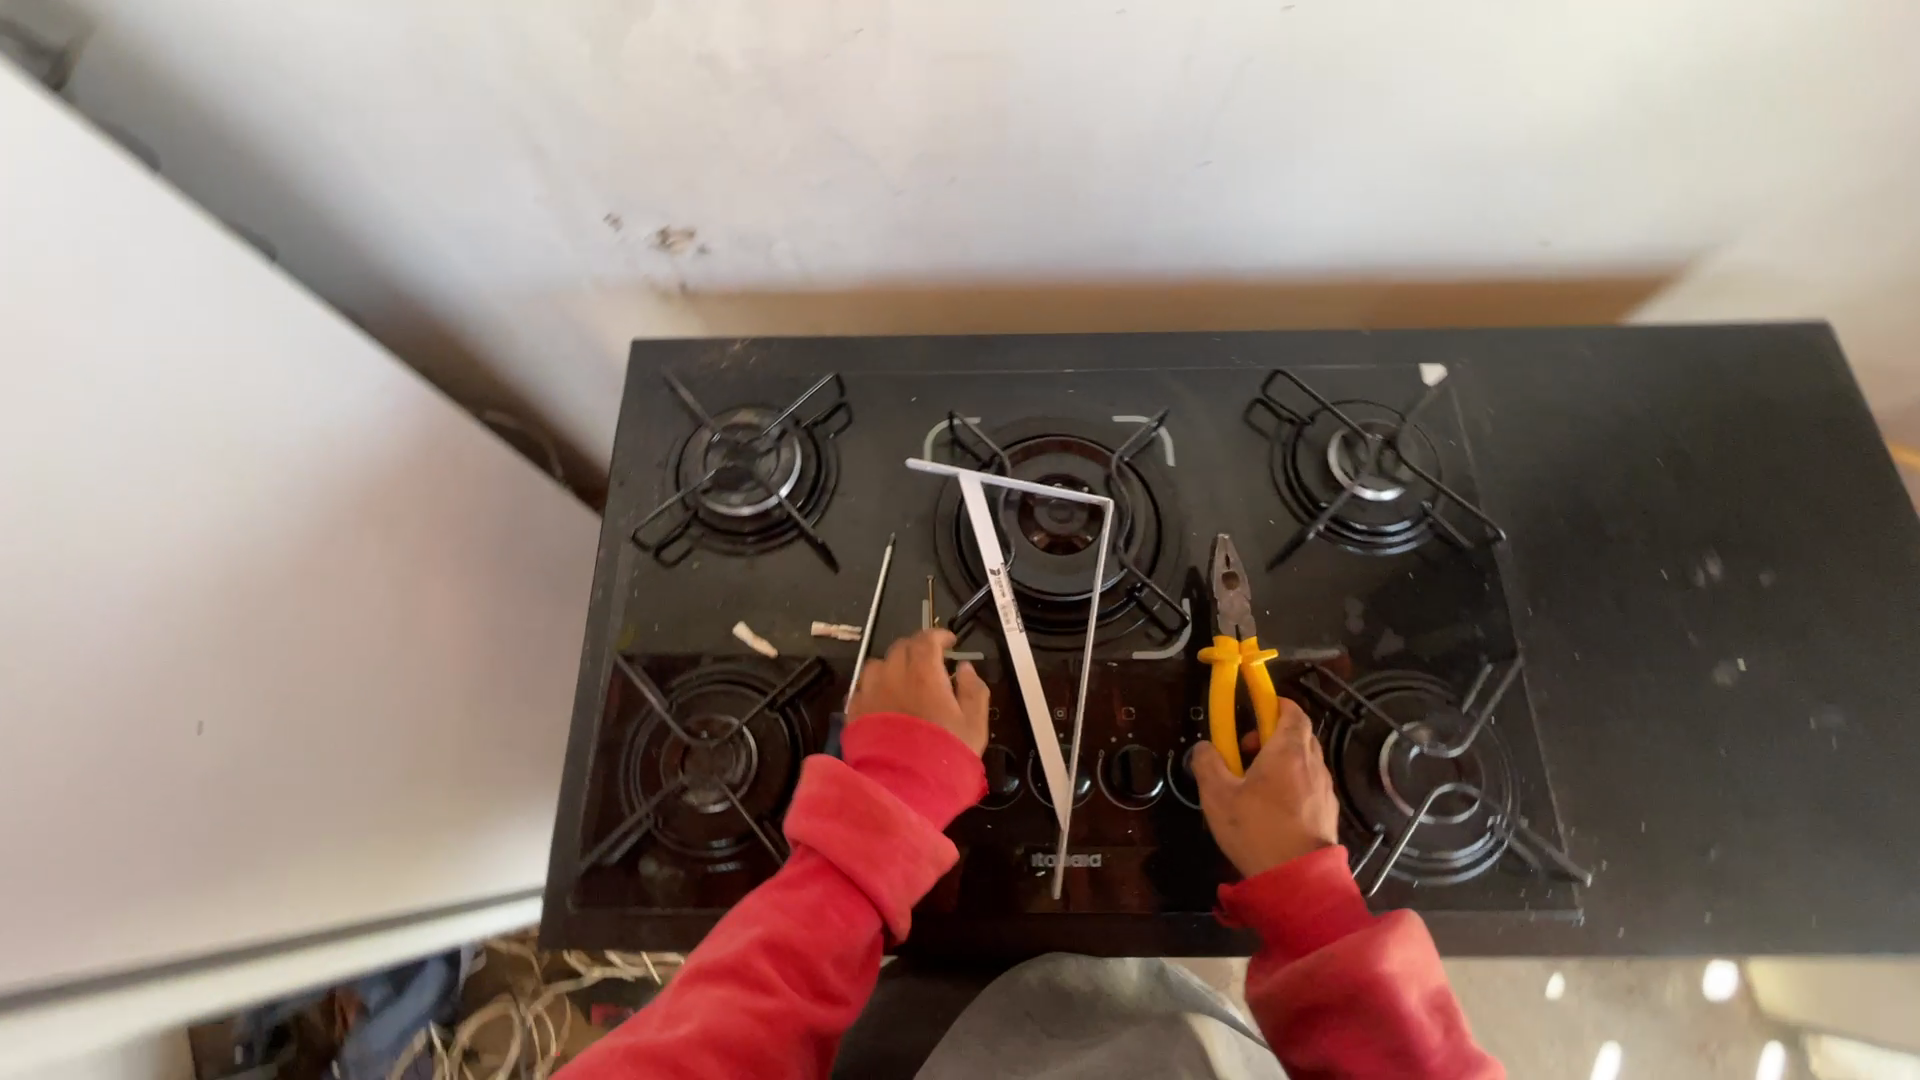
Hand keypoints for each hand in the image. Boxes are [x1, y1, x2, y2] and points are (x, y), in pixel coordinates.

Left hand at [848, 629, 988, 755]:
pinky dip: (875, 684)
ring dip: (893, 664)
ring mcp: (870, 692)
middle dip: (917, 647)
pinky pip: (862, 686)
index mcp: (924, 673)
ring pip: (878, 663)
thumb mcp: (975, 724)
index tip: (949, 641)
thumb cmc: (946, 755)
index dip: (939, 635)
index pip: (927, 639)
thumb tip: (965, 669)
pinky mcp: (854, 711)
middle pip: (901, 647)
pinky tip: (884, 697)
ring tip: (904, 677)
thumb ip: (973, 690)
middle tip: (930, 659)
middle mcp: (893, 675)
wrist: (905, 789)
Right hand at [1190, 698, 1338, 878]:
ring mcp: (1324, 790)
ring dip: (1281, 761)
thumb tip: (1205, 747)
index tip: (1255, 709)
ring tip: (1254, 783)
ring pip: (1304, 761)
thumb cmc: (1256, 829)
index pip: (1292, 712)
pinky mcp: (1327, 813)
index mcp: (1288, 751)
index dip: (1275, 704)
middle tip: (1245, 751)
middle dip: (1271, 735)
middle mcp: (1312, 764)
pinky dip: (1291, 784)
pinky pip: (1309, 785)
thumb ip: (1207, 762)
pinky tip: (1271, 808)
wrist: (1298, 882)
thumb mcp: (1217, 794)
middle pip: (1298, 735)